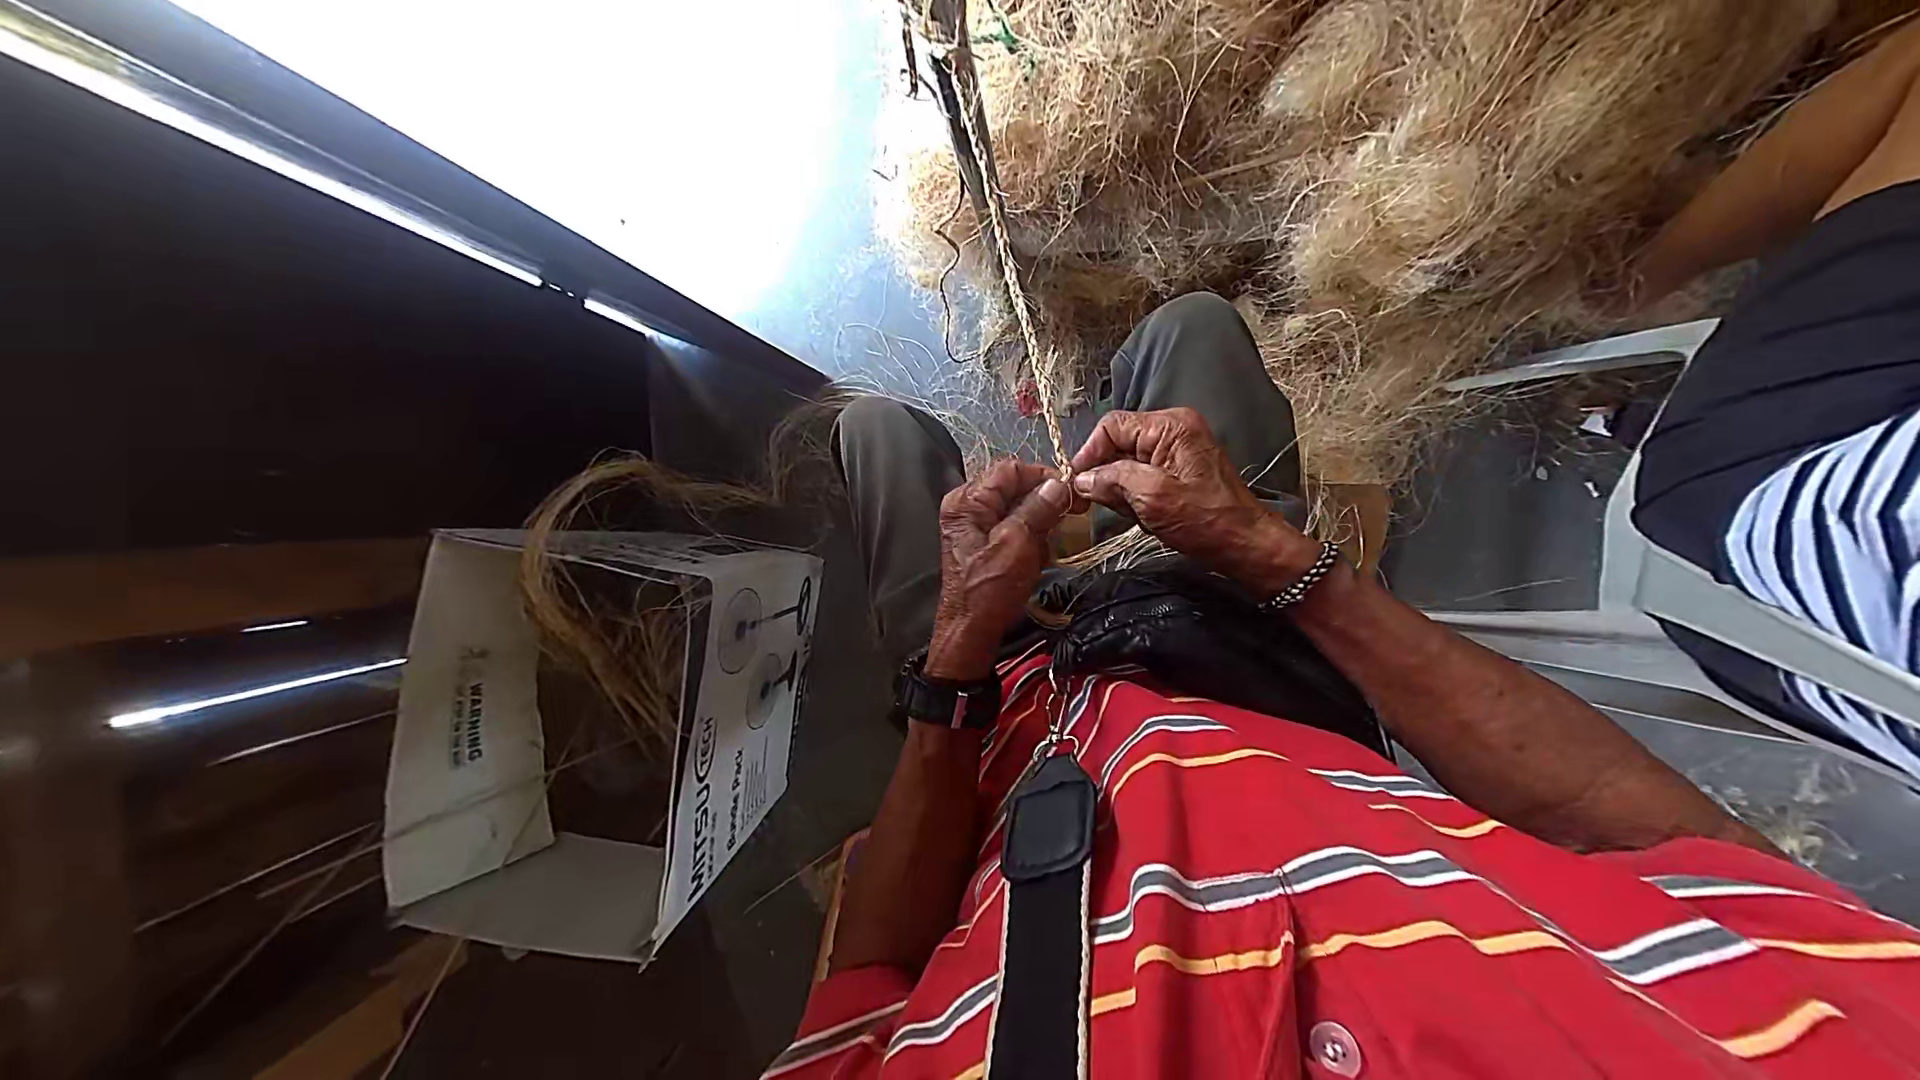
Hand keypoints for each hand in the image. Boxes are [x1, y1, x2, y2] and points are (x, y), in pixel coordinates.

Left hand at [927, 461, 1072, 678]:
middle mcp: (967, 507)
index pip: (1011, 469)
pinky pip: (1015, 529)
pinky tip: (1037, 557)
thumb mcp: (1017, 544)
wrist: (972, 631)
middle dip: (1043, 504)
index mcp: (967, 500)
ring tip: (1045, 549)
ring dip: (1039, 525)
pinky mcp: (985, 544)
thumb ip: (1037, 509)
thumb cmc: (990, 590)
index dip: (1043, 477)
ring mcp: (975, 526)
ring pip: (1018, 509)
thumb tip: (1058, 484)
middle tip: (1067, 520)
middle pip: (1015, 488)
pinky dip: (1031, 539)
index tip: (1071, 492)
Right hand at [1069, 408, 1321, 593]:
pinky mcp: (1175, 470)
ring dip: (1117, 488)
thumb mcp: (1152, 497)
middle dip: (1103, 473)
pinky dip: (1131, 494)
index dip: (1089, 453)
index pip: (1111, 426)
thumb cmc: (1206, 520)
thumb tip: (1081, 479)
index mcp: (1170, 426)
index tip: (1076, 483)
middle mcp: (1172, 430)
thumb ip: (1112, 480)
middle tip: (1092, 503)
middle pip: (1117, 443)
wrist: (1244, 545)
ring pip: (1124, 462)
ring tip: (1128, 511)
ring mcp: (1175, 450)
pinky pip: (1138, 475)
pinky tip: (1138, 513)